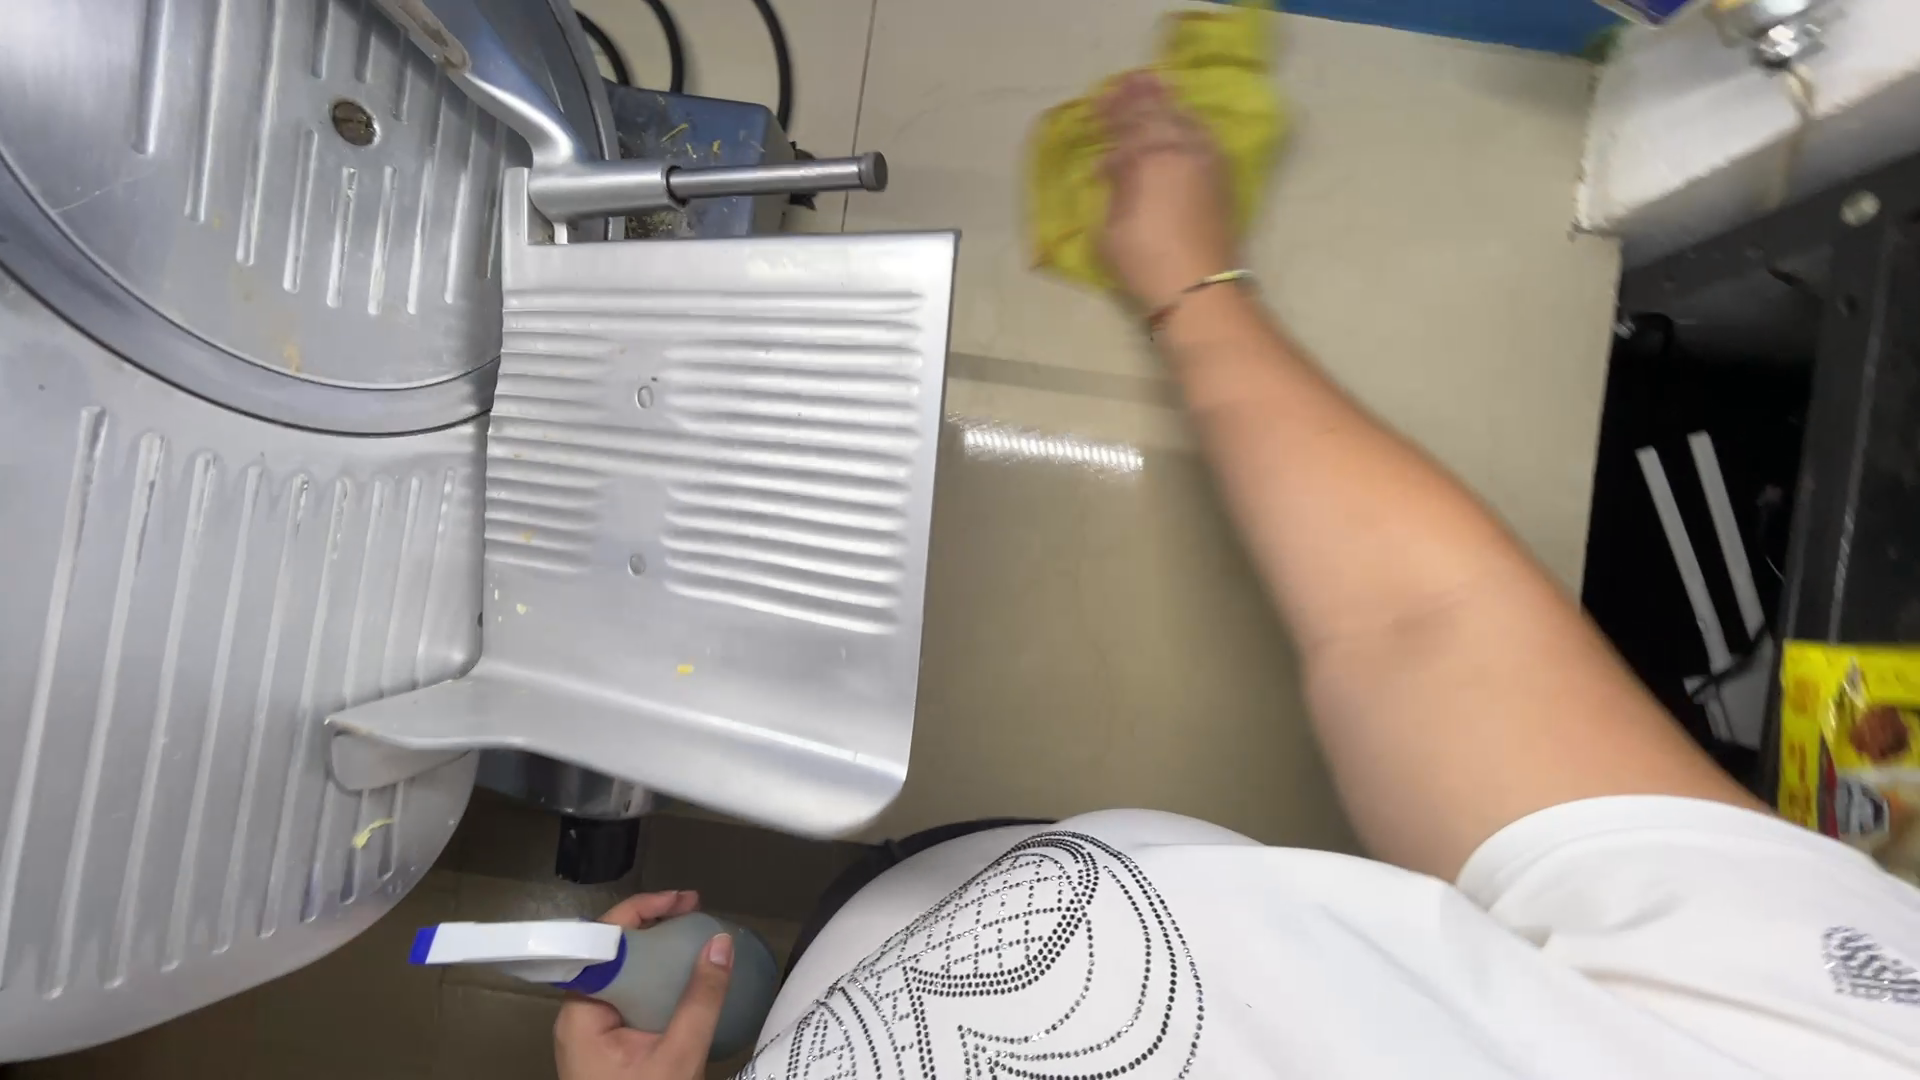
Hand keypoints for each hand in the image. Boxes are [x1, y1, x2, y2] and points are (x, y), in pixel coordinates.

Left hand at [555, 891, 735, 1079]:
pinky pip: (631, 993)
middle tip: (697, 909)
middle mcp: (579, 1015)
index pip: (602, 943)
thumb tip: (721, 941)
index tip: (683, 900)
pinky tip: (686, 971)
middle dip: (655, 922)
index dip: (640, 911)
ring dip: (658, 945)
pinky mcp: (607, 1044)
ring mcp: (592, 1031)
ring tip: (694, 930)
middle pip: (612, 950)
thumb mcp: (680, 1058)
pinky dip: (658, 973)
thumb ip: (701, 999)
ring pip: (623, 971)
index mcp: (581, 1015)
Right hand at [1097, 71, 1238, 311]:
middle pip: (1159, 112)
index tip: (1097, 105)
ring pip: (1185, 119)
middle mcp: (1182, 148)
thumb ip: (1115, 190)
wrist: (1199, 289)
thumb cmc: (1144, 264)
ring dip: (1167, 106)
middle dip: (1140, 98)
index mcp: (1149, 157)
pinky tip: (1180, 128)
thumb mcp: (1111, 231)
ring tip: (1154, 97)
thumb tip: (1116, 168)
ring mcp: (1207, 160)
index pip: (1127, 124)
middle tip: (1126, 84)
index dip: (1111, 113)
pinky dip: (1186, 125)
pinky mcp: (1223, 178)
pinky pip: (1202, 136)